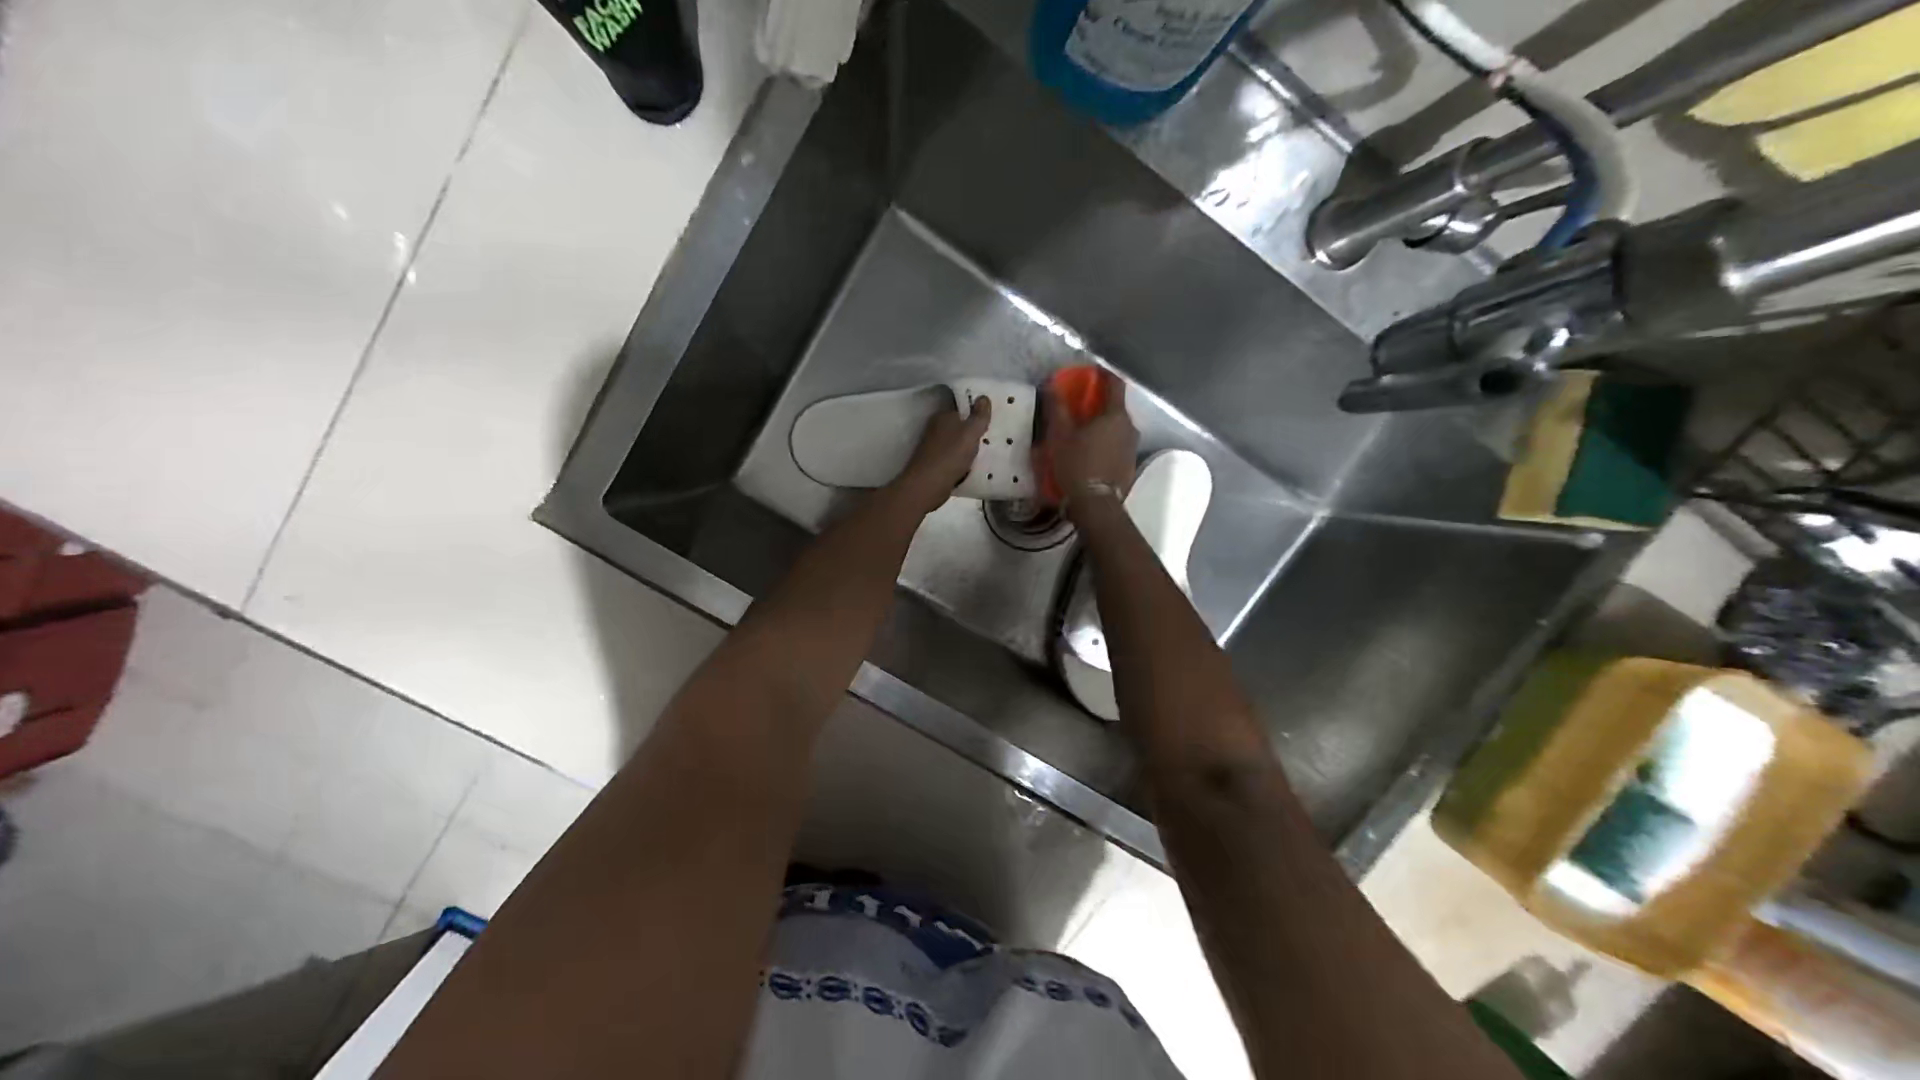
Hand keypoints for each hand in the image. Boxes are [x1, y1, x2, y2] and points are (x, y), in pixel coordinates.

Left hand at [888, 392, 990, 514]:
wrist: (928, 485)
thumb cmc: (951, 454)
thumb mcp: (971, 432)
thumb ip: (979, 415)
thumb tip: (983, 397)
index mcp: (942, 416)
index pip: (960, 408)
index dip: (975, 413)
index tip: (989, 420)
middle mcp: (935, 428)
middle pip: (958, 426)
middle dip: (972, 431)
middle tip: (990, 437)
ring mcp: (933, 446)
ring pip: (955, 442)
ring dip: (967, 447)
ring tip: (984, 452)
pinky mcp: (933, 462)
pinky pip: (952, 457)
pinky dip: (961, 461)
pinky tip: (970, 467)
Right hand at [1044, 370, 1136, 513]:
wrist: (1095, 504)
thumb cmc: (1076, 464)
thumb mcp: (1060, 434)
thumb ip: (1057, 407)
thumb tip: (1051, 385)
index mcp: (1115, 415)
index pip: (1115, 384)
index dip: (1103, 374)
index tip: (1091, 372)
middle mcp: (1130, 427)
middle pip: (1116, 407)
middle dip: (1099, 404)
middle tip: (1080, 407)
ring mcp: (1133, 447)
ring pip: (1117, 428)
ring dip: (1102, 425)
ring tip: (1083, 433)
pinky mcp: (1130, 464)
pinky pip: (1118, 445)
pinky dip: (1106, 443)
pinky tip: (1091, 453)